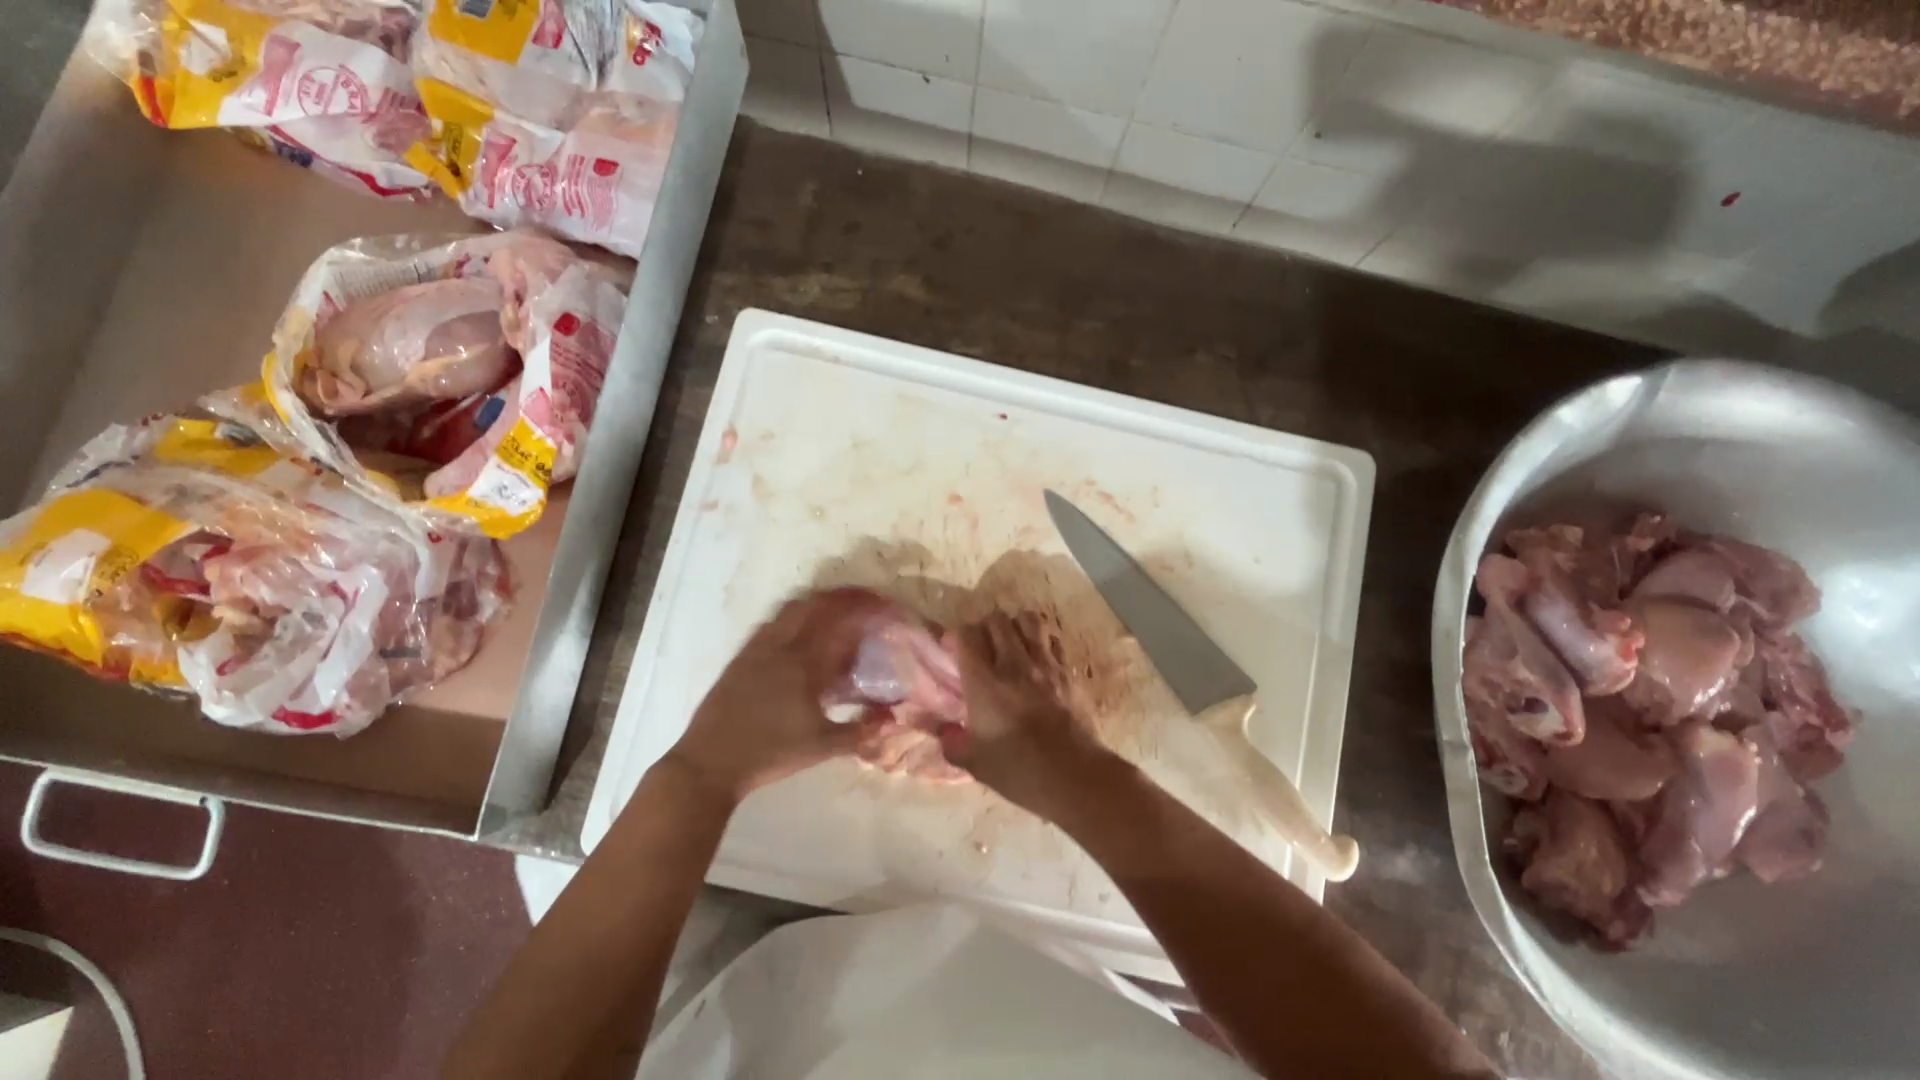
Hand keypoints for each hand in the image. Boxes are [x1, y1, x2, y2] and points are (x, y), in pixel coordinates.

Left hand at [665, 588, 890, 801]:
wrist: (710, 761)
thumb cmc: (770, 753)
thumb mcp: (822, 746)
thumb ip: (861, 731)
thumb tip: (894, 719)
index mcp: (804, 663)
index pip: (843, 622)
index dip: (868, 610)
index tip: (888, 610)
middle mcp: (781, 645)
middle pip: (817, 603)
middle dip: (846, 597)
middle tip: (868, 603)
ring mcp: (758, 647)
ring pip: (792, 607)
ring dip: (820, 601)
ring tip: (839, 609)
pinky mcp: (742, 655)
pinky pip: (773, 621)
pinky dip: (796, 615)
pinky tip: (802, 630)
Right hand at [937, 610, 1116, 815]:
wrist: (1075, 776)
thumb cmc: (1019, 772)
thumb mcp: (974, 763)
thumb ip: (950, 741)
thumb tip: (937, 729)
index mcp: (984, 683)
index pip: (966, 635)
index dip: (956, 637)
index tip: (953, 652)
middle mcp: (1014, 664)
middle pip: (996, 620)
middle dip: (984, 628)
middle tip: (981, 649)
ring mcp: (1046, 665)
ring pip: (1029, 620)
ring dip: (1016, 627)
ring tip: (1012, 646)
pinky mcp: (1069, 672)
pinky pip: (1053, 641)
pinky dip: (1042, 642)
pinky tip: (1039, 660)